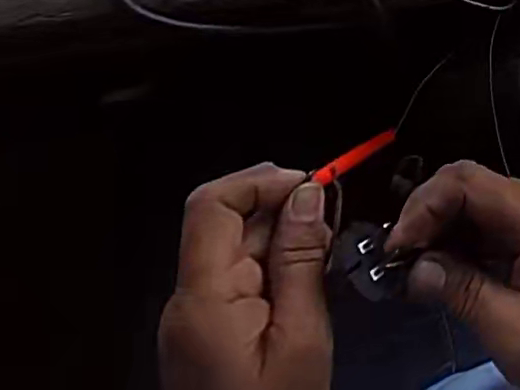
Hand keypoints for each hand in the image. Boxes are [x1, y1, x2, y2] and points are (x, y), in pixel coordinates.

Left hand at [160, 163, 333, 389]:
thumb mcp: (301, 338)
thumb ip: (302, 259)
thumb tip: (310, 191)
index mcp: (203, 298)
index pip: (212, 204)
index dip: (262, 181)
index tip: (313, 190)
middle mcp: (190, 296)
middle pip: (228, 216)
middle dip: (284, 205)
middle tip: (330, 227)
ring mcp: (196, 311)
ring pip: (240, 238)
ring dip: (286, 231)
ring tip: (323, 257)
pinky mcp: (210, 323)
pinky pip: (242, 267)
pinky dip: (279, 257)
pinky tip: (307, 278)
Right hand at [389, 161, 519, 389]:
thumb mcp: (519, 332)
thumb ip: (465, 294)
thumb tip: (415, 268)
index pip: (464, 182)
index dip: (422, 207)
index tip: (395, 251)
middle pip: (460, 181)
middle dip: (421, 212)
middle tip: (394, 259)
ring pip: (463, 199)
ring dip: (430, 226)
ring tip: (404, 267)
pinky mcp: (519, 235)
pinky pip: (474, 223)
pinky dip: (446, 239)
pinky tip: (430, 270)